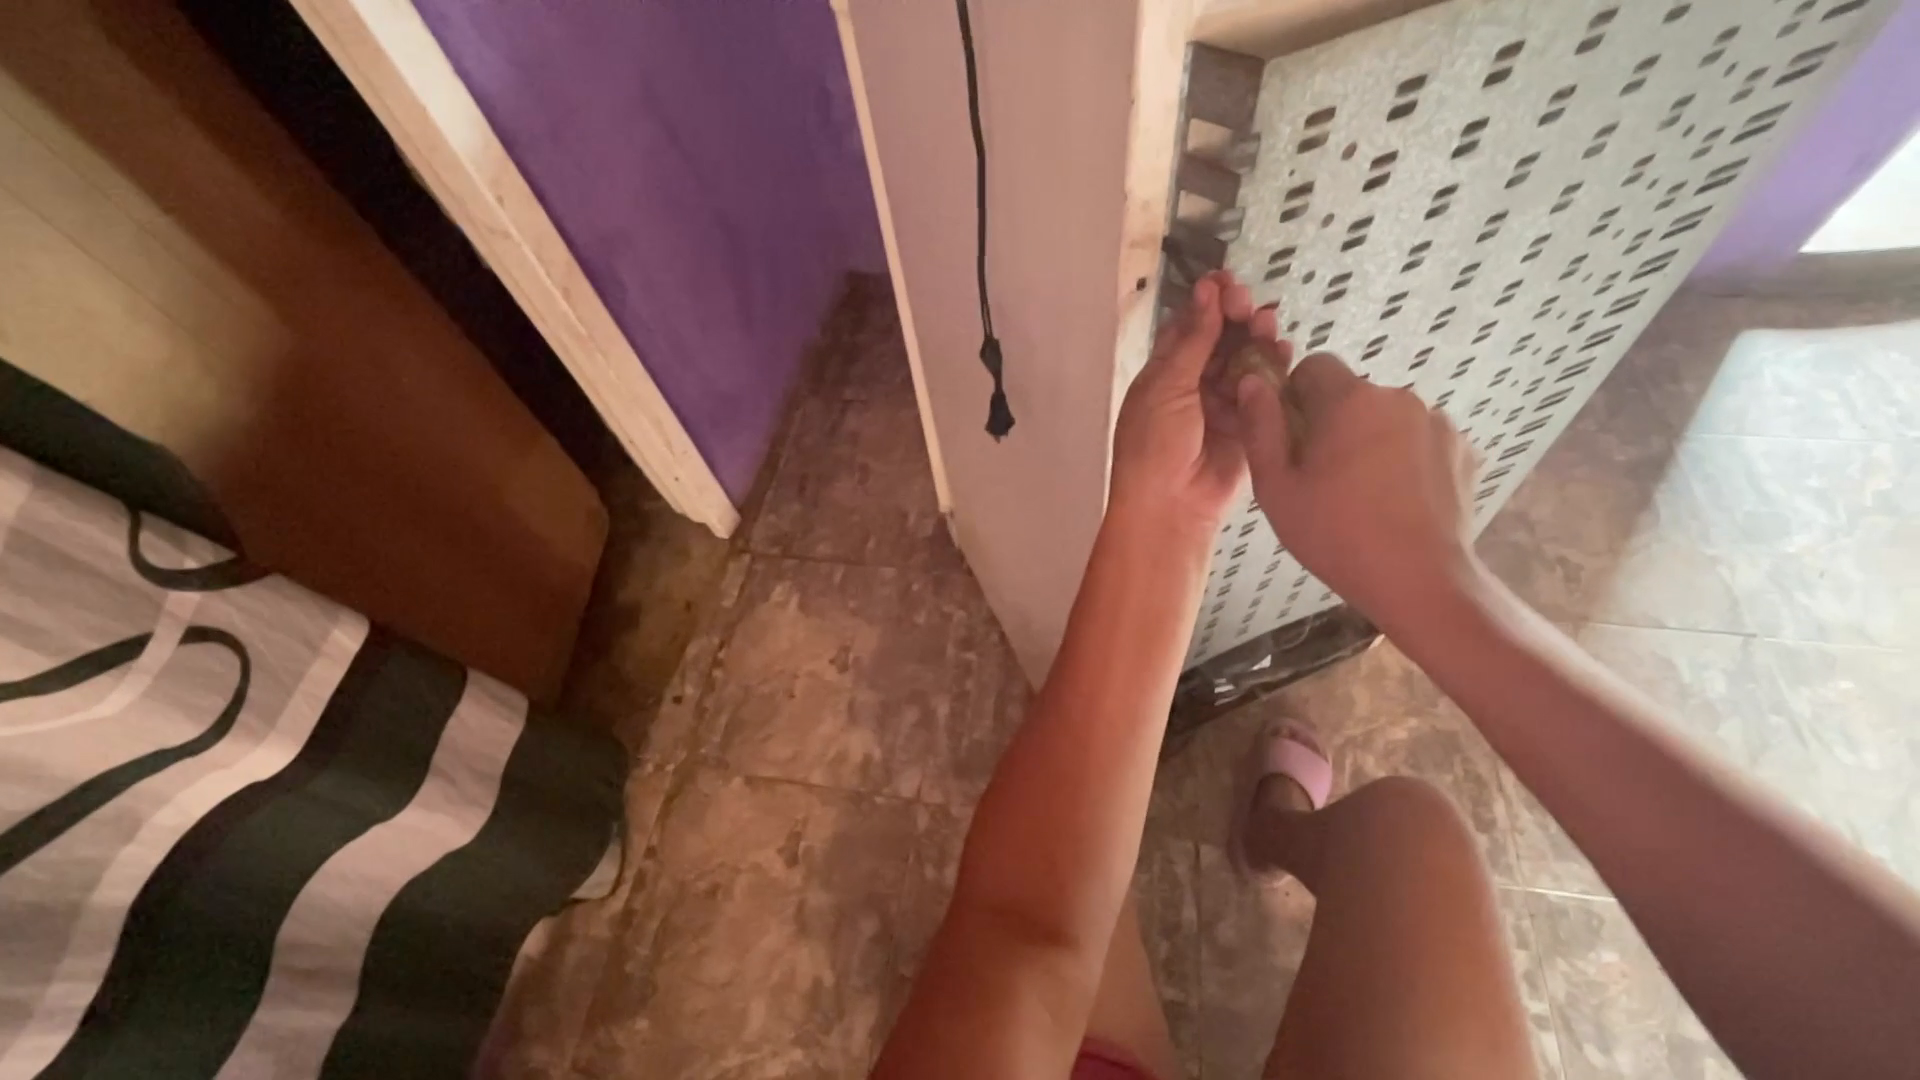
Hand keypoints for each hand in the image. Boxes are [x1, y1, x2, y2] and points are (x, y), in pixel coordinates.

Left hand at [1109, 272, 1279, 535]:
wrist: (1170, 505)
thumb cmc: (1154, 445)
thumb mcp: (1167, 386)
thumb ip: (1193, 339)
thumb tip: (1207, 289)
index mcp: (1164, 373)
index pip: (1189, 326)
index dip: (1208, 303)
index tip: (1226, 281)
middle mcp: (1194, 385)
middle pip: (1223, 340)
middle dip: (1236, 318)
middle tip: (1248, 305)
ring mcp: (1223, 404)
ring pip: (1246, 362)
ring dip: (1257, 341)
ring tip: (1266, 325)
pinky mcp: (1249, 425)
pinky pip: (1264, 391)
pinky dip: (1274, 371)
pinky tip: (1282, 351)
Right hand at [1234, 353, 1478, 624]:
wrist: (1419, 580)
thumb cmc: (1335, 535)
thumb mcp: (1276, 488)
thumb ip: (1260, 428)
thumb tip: (1252, 382)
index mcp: (1350, 400)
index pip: (1315, 365)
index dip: (1296, 396)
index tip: (1293, 439)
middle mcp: (1399, 398)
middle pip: (1352, 395)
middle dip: (1335, 423)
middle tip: (1323, 478)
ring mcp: (1439, 423)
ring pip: (1387, 419)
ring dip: (1371, 441)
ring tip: (1365, 495)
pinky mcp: (1464, 451)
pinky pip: (1421, 441)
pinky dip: (1406, 460)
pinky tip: (1398, 501)